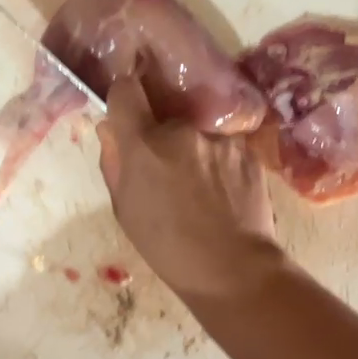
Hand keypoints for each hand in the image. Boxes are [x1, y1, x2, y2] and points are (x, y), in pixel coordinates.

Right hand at [97, 72, 283, 299]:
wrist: (231, 268)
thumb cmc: (167, 247)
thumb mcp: (124, 210)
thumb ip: (113, 162)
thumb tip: (110, 130)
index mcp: (144, 144)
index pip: (125, 90)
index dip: (124, 98)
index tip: (127, 113)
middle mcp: (182, 130)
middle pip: (166, 117)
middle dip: (163, 139)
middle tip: (168, 174)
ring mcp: (218, 138)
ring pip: (197, 134)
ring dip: (194, 152)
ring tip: (201, 190)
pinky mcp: (247, 150)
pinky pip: (224, 147)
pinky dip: (220, 163)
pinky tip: (223, 193)